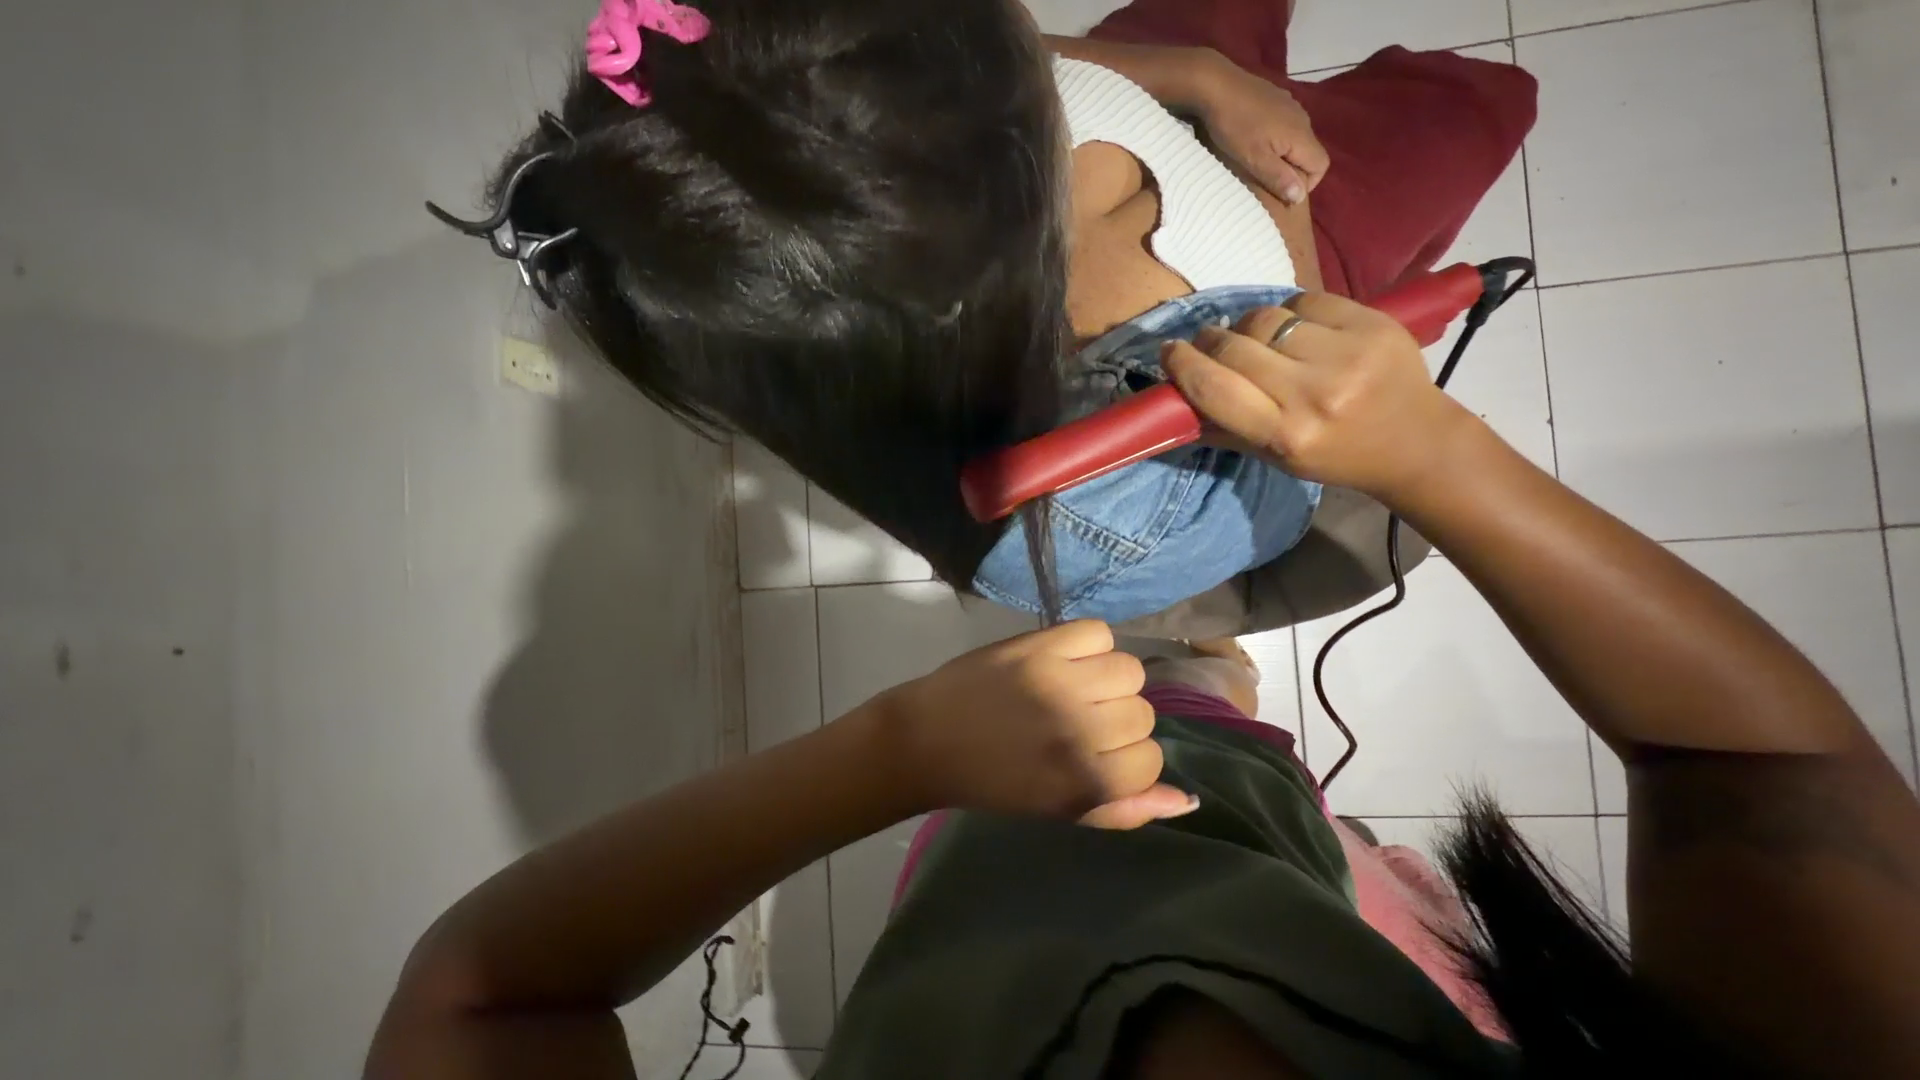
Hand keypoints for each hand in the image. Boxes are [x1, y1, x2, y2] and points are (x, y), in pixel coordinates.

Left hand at [873, 620, 1196, 829]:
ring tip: (1076, 688)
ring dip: (1109, 681)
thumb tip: (1187, 800)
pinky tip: (1065, 661)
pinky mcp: (1037, 645)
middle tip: (1078, 723)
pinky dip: (1089, 645)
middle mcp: (1077, 730)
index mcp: (1082, 780)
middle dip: (1117, 721)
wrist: (926, 740)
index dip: (1127, 759)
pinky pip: (1098, 632)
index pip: (1150, 760)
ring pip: (1129, 671)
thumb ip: (1124, 809)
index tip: (1095, 757)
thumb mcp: (1060, 809)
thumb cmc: (993, 783)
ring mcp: (1057, 682)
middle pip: (1142, 715)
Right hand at [1162, 293, 1476, 499]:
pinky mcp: (1372, 323)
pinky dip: (1291, 312)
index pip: (1215, 389)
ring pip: (1266, 317)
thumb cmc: (1335, 455)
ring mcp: (1347, 355)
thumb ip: (1225, 427)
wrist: (1415, 441)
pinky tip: (1298, 330)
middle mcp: (1314, 394)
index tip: (1169, 352)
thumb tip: (1174, 397)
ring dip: (1251, 326)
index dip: (1183, 365)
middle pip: (1235, 346)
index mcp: (1287, 435)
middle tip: (1208, 343)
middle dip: (1211, 341)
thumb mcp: (1275, 457)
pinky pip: (1305, 300)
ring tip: (1257, 339)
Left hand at [1195, 56, 1328, 205]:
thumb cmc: (1234, 127)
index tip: (1280, 191)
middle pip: (1310, 153)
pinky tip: (1253, 142)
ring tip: (1257, 162)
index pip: (1321, 166)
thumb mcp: (1255, 159)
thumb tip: (1300, 197)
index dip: (1306, 184)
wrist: (1216, 85)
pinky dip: (1275, 141)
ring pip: (1296, 141)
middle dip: (1292, 172)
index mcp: (1302, 134)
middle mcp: (1303, 118)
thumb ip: (1279, 178)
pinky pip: (1285, 127)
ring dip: (1282, 157)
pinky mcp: (1276, 100)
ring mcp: (1290, 106)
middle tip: (1265, 179)